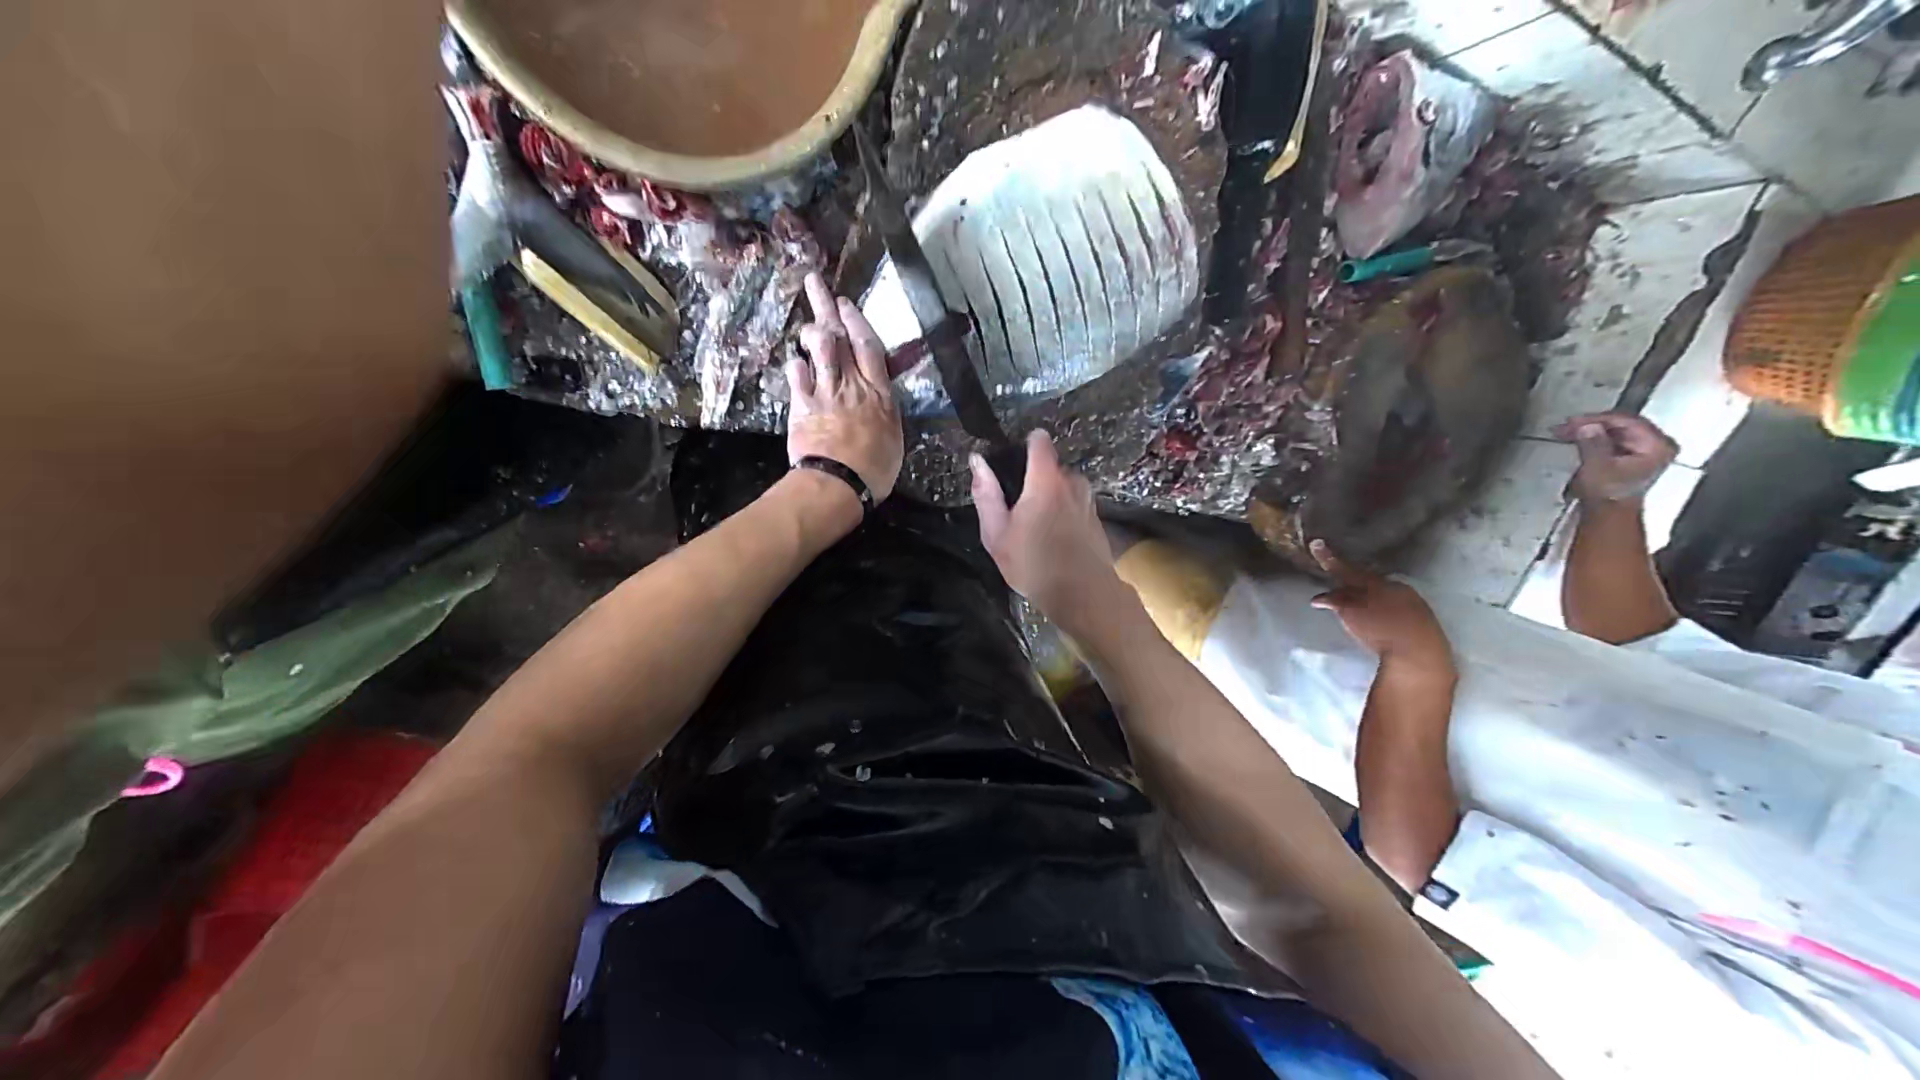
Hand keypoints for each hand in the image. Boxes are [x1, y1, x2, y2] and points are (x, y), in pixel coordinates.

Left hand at [786, 273, 903, 499]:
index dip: (856, 321)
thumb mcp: (893, 438)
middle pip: (840, 337)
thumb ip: (885, 412)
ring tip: (808, 322)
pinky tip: (796, 361)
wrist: (839, 482)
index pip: (868, 346)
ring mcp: (825, 392)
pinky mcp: (802, 405)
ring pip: (818, 349)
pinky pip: (797, 375)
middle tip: (816, 283)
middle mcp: (852, 384)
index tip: (846, 304)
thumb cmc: (874, 469)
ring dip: (812, 330)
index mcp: (879, 393)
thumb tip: (880, 403)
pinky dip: (796, 365)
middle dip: (827, 308)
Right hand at [972, 430, 1120, 628]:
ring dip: (1052, 499)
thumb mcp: (997, 534)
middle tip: (1018, 511)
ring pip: (1065, 488)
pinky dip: (1065, 515)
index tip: (1013, 461)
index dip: (1026, 444)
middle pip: (1051, 468)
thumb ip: (986, 494)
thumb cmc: (1034, 565)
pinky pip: (1076, 506)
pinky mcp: (1097, 519)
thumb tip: (977, 461)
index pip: (1040, 442)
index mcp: (1045, 481)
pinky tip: (1054, 541)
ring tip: (1036, 528)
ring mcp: (1088, 501)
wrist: (1084, 595)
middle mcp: (1072, 483)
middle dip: (1036, 481)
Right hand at [1310, 540, 1452, 673]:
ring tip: (1355, 605)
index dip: (1331, 560)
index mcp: (1380, 582)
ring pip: (1385, 595)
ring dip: (1369, 598)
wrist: (1419, 656)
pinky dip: (1383, 611)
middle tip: (1336, 583)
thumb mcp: (1351, 613)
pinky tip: (1378, 621)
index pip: (1351, 570)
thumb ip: (1336, 602)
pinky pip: (1398, 609)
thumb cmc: (1381, 629)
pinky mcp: (1424, 625)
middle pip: (1370, 581)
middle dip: (1353, 582)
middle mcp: (1398, 588)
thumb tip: (1320, 597)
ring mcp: (1415, 606)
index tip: (1317, 544)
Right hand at [1551, 412, 1676, 502]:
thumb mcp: (1597, 466)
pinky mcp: (1632, 458)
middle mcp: (1657, 446)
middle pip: (1624, 425)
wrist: (1608, 514)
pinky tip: (1579, 439)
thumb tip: (1587, 426)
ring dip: (1591, 430)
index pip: (1628, 421)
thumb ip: (1593, 443)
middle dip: (1593, 424)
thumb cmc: (1607, 494)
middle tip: (1568, 425)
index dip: (1598, 419)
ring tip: (1568, 431)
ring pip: (1618, 431)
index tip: (1574, 421)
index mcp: (1657, 446)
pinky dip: (1595, 438)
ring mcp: (1646, 452)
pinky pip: (1614, 440)